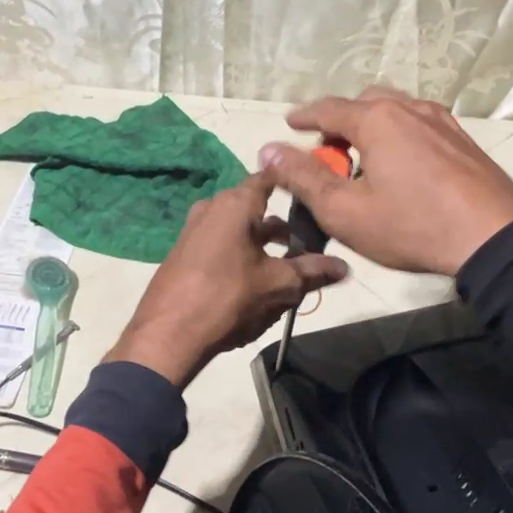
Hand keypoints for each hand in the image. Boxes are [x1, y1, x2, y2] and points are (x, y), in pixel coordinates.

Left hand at [106, 172, 348, 386]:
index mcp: (235, 204)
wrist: (167, 335)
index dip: (295, 184)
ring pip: (240, 232)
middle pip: (256, 209)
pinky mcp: (184, 255)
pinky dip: (242, 259)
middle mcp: (211, 208)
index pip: (270, 177)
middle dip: (283, 229)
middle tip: (309, 249)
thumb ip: (313, 271)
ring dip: (263, 248)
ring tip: (286, 274)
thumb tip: (344, 267)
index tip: (316, 198)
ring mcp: (194, 231)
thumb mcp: (279, 286)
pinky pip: (222, 248)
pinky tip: (254, 287)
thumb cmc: (228, 298)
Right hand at [258, 87, 512, 275]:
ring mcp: (443, 122)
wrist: (493, 239)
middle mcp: (410, 109)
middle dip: (340, 120)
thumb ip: (303, 178)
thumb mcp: (345, 210)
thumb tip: (268, 150)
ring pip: (397, 110)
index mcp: (377, 120)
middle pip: (365, 102)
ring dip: (373, 125)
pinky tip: (403, 164)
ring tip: (364, 157)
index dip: (304, 116)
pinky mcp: (464, 141)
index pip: (328, 109)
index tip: (289, 123)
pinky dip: (400, 134)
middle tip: (329, 150)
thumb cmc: (412, 226)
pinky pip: (421, 125)